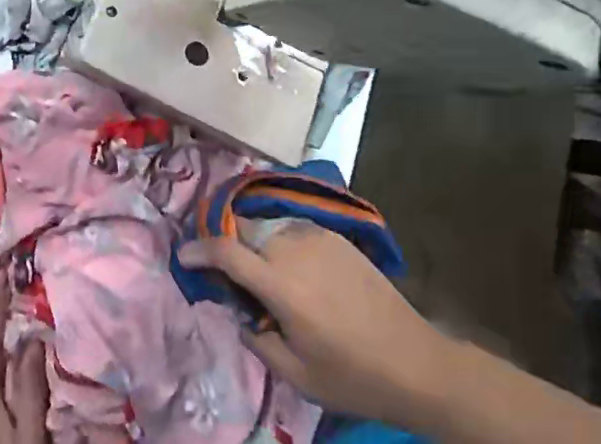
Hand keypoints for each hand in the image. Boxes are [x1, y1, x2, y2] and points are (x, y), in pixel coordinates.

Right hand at [177, 224, 454, 426]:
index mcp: (279, 284)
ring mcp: (317, 238)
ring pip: (269, 226)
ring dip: (256, 242)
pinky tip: (295, 268)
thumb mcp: (296, 374)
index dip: (198, 250)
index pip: (225, 251)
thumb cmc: (352, 375)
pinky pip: (295, 229)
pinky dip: (283, 242)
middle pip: (244, 229)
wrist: (416, 361)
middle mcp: (293, 250)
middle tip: (228, 266)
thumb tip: (240, 315)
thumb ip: (257, 339)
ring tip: (263, 269)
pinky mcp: (336, 237)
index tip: (183, 255)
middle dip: (228, 241)